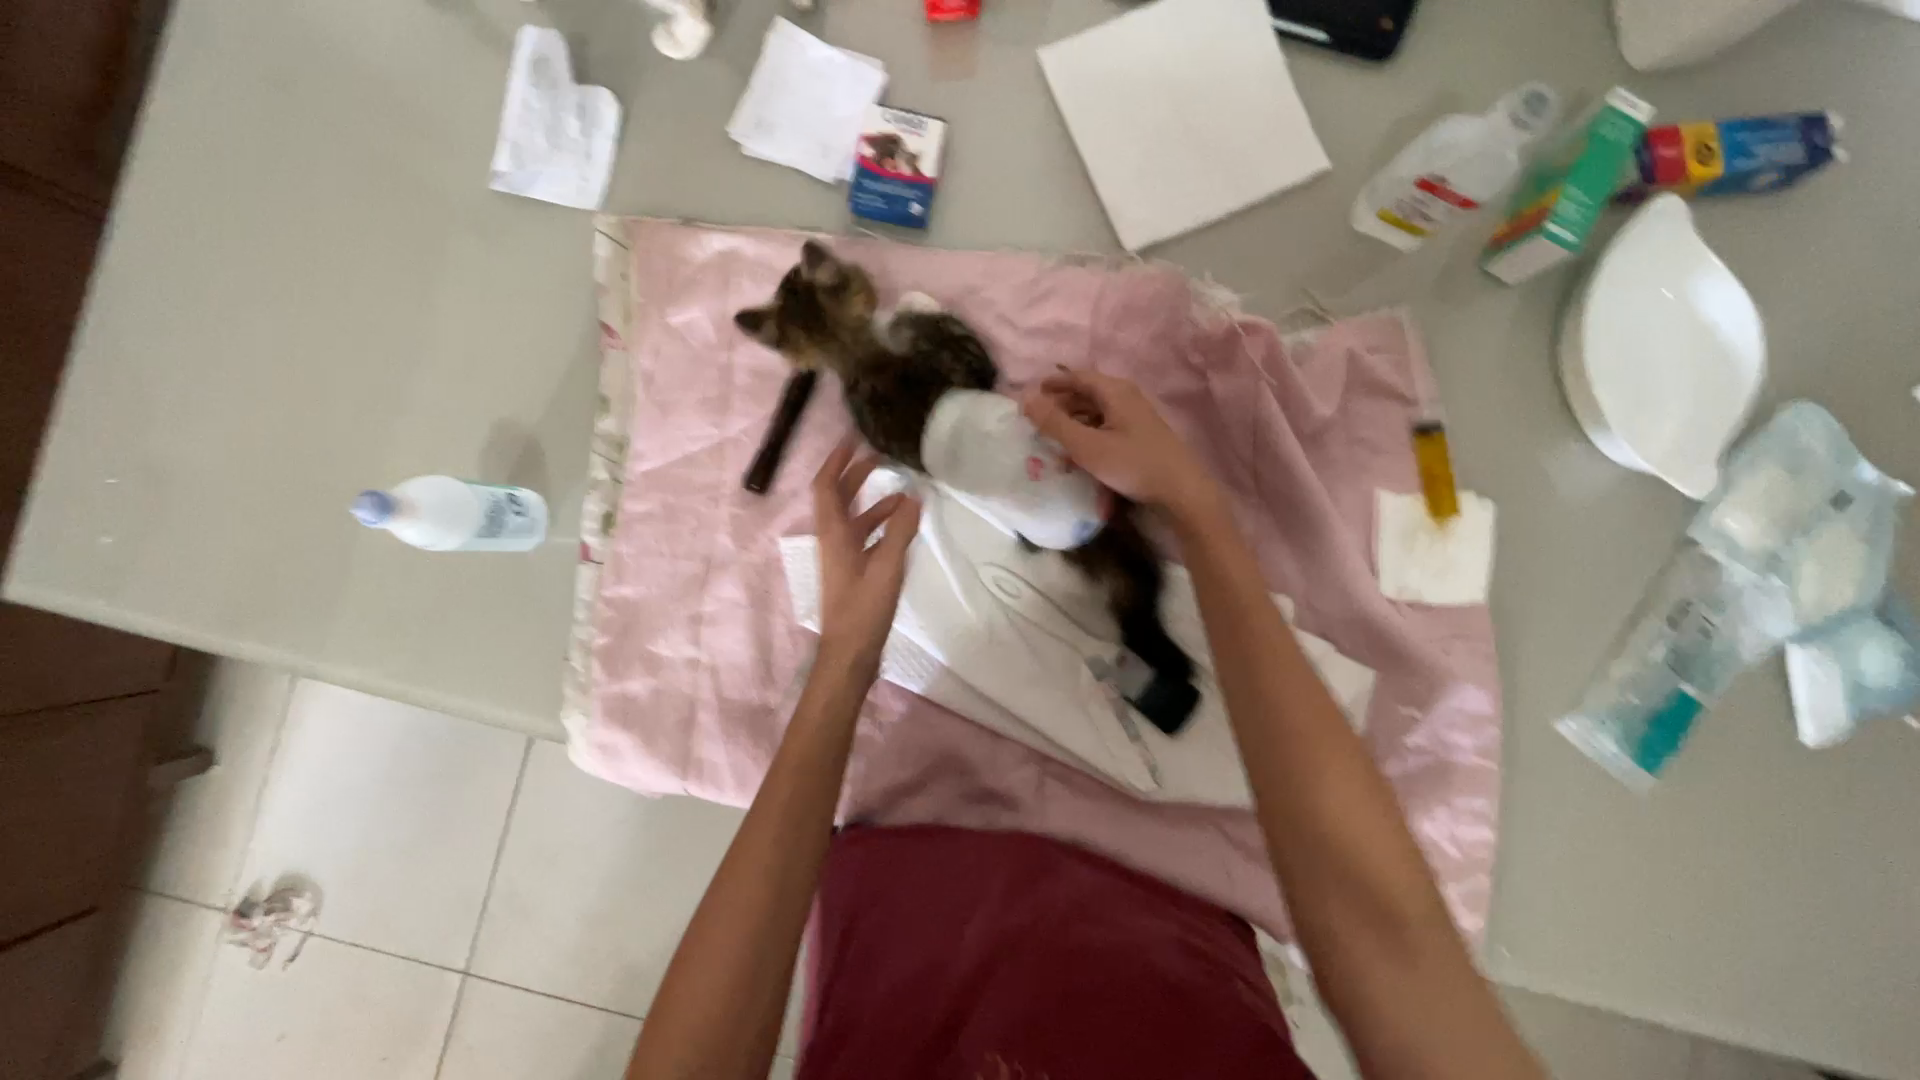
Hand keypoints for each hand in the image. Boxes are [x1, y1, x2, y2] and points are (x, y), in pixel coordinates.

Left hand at [811, 439, 920, 674]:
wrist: (849, 653)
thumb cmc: (863, 610)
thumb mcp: (886, 567)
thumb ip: (899, 531)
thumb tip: (913, 498)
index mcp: (833, 534)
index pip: (826, 486)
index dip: (836, 461)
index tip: (853, 439)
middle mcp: (833, 541)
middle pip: (839, 498)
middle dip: (856, 475)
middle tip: (880, 457)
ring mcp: (843, 558)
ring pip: (855, 519)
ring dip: (873, 502)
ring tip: (902, 491)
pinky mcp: (854, 573)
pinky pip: (865, 538)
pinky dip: (882, 526)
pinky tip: (903, 526)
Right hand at [1021, 370, 1220, 518]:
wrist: (1181, 492)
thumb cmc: (1132, 464)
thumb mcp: (1086, 445)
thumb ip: (1054, 423)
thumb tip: (1025, 399)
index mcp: (1115, 392)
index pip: (1078, 376)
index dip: (1054, 383)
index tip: (1032, 393)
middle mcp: (1127, 398)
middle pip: (1089, 392)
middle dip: (1063, 402)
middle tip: (1039, 417)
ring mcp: (1136, 418)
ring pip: (1098, 410)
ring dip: (1075, 418)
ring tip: (1055, 434)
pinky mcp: (1141, 437)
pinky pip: (1108, 425)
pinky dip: (1089, 432)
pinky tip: (1080, 450)